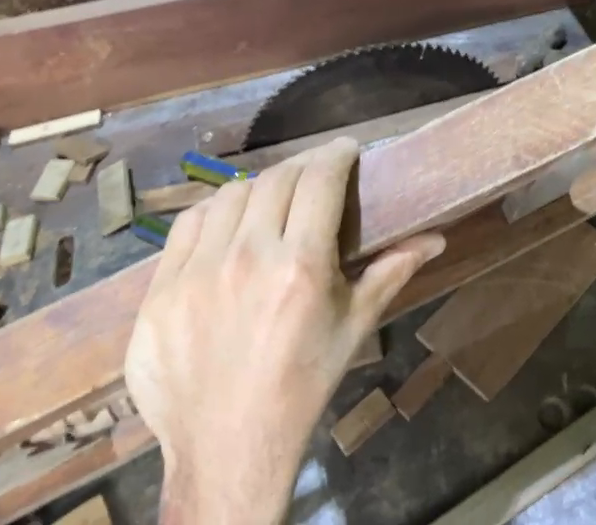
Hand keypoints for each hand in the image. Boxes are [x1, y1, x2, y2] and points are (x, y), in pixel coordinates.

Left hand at [125, 137, 444, 524]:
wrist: (226, 445)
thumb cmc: (302, 383)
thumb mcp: (354, 327)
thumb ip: (392, 271)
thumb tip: (435, 237)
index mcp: (301, 268)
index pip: (320, 180)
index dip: (336, 154)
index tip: (347, 150)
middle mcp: (247, 259)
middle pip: (276, 178)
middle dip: (303, 167)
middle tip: (316, 175)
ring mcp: (196, 273)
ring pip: (230, 194)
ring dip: (259, 189)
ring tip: (272, 202)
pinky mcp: (160, 289)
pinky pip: (188, 225)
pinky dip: (215, 214)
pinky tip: (228, 227)